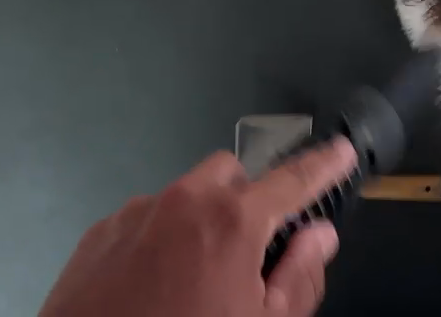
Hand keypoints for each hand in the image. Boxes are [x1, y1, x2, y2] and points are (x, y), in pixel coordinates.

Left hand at [39, 138, 356, 316]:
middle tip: (246, 251)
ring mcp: (137, 213)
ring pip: (183, 196)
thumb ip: (298, 278)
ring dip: (198, 221)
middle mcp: (185, 201)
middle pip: (229, 176)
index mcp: (233, 221)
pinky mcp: (99, 234)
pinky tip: (149, 289)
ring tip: (190, 281)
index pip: (293, 180)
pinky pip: (143, 219)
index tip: (342, 150)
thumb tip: (318, 235)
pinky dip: (157, 240)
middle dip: (244, 200)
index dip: (323, 165)